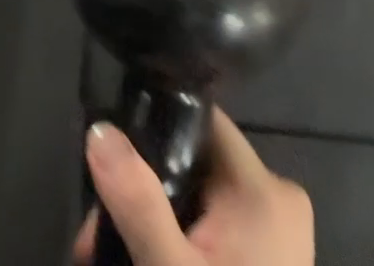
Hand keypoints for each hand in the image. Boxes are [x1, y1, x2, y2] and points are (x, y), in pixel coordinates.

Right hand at [74, 111, 313, 265]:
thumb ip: (136, 200)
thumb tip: (100, 130)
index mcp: (261, 188)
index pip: (198, 121)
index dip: (150, 126)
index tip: (108, 154)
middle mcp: (277, 195)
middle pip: (190, 160)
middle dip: (138, 189)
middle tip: (96, 231)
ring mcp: (277, 225)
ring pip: (195, 193)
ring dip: (149, 217)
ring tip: (105, 250)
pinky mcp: (270, 251)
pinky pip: (211, 220)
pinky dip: (175, 236)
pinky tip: (144, 257)